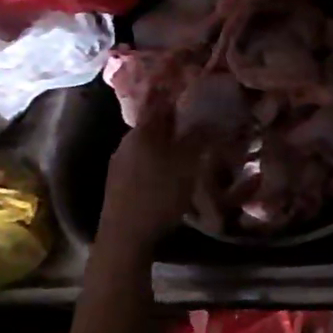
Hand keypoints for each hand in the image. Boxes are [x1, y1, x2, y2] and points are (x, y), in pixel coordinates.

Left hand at [98, 107, 200, 257]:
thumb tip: (212, 118)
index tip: (198, 95)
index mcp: (141, 131)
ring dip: (169, 144)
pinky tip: (172, 172)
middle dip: (177, 124)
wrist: (125, 237)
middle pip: (155, 125)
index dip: (179, 98)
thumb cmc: (159, 194)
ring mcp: (120, 163)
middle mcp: (126, 142)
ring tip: (191, 150)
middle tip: (202, 125)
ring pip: (150, 145)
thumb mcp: (187, 163)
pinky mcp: (119, 183)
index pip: (161, 103)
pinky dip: (160, 160)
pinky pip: (144, 161)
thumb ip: (200, 137)